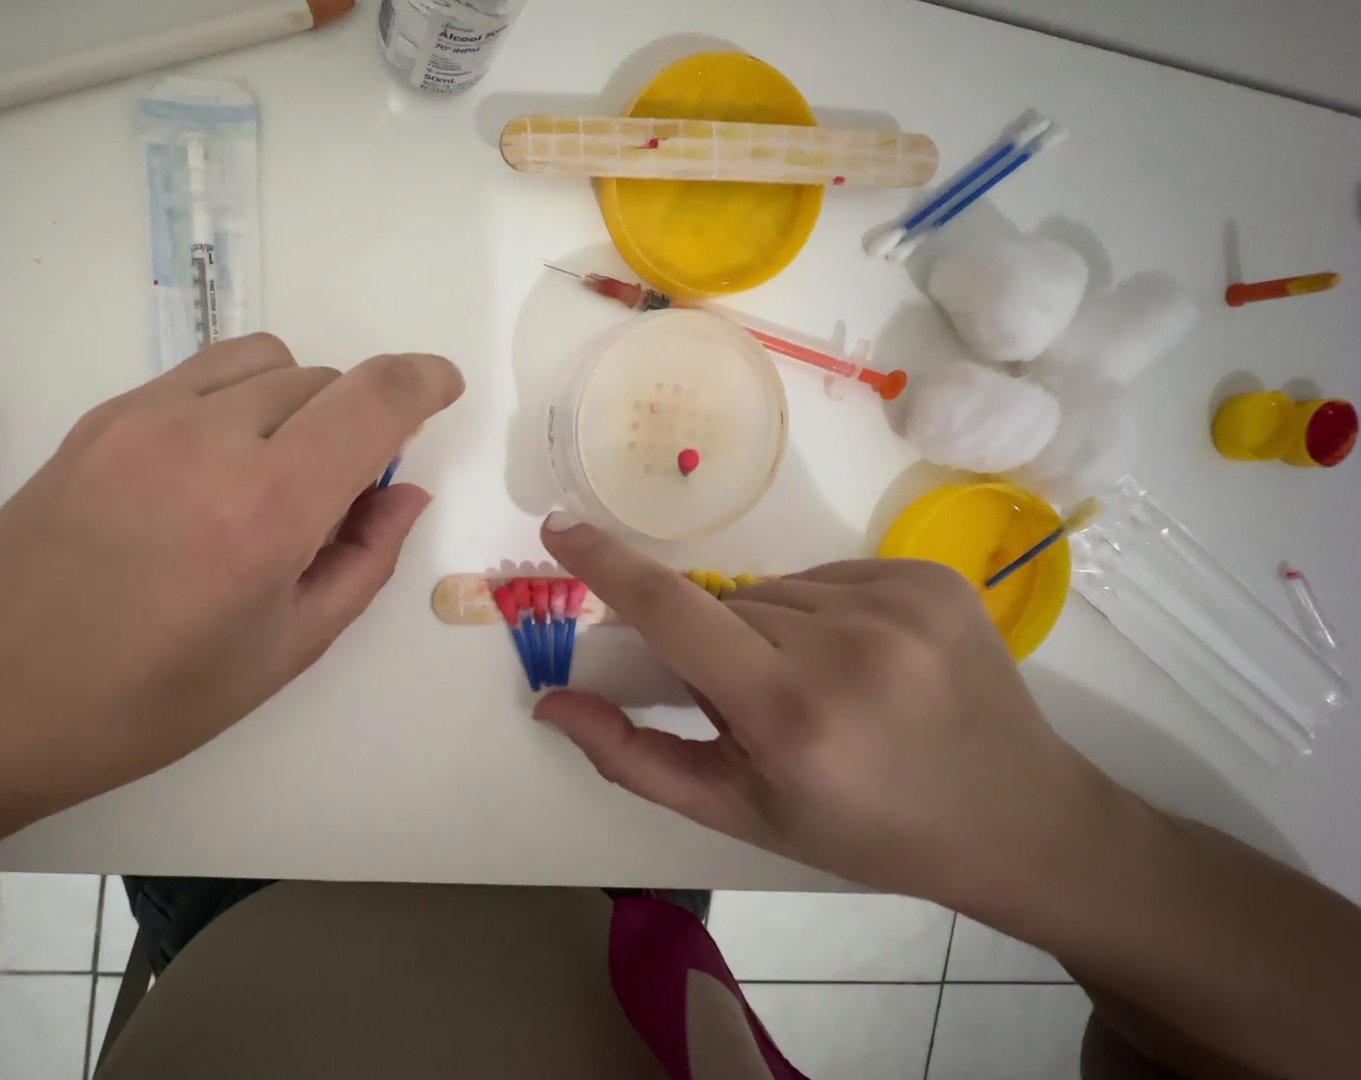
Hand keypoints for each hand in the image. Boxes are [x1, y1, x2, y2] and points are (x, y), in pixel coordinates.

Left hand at [0, 334, 463, 824]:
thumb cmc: (148, 701)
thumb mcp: (283, 651)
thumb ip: (363, 562)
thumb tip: (406, 493)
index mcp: (268, 509)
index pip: (373, 398)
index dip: (423, 381)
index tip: (442, 388)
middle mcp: (211, 439)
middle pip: (323, 380)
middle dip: (354, 423)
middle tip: (333, 496)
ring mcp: (147, 416)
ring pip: (266, 362)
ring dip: (298, 402)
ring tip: (272, 473)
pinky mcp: (103, 415)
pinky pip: (204, 372)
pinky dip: (239, 397)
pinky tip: (213, 464)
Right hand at [533, 514, 1124, 907]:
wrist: (1023, 823)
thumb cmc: (859, 828)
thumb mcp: (735, 810)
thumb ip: (631, 756)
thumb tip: (549, 702)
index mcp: (791, 711)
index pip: (672, 613)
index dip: (606, 565)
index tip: (559, 528)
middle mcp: (848, 643)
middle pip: (720, 604)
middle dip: (713, 642)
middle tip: (761, 699)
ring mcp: (900, 601)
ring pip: (770, 589)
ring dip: (767, 627)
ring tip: (822, 682)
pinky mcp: (932, 576)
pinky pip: (824, 574)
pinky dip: (818, 610)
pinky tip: (861, 658)